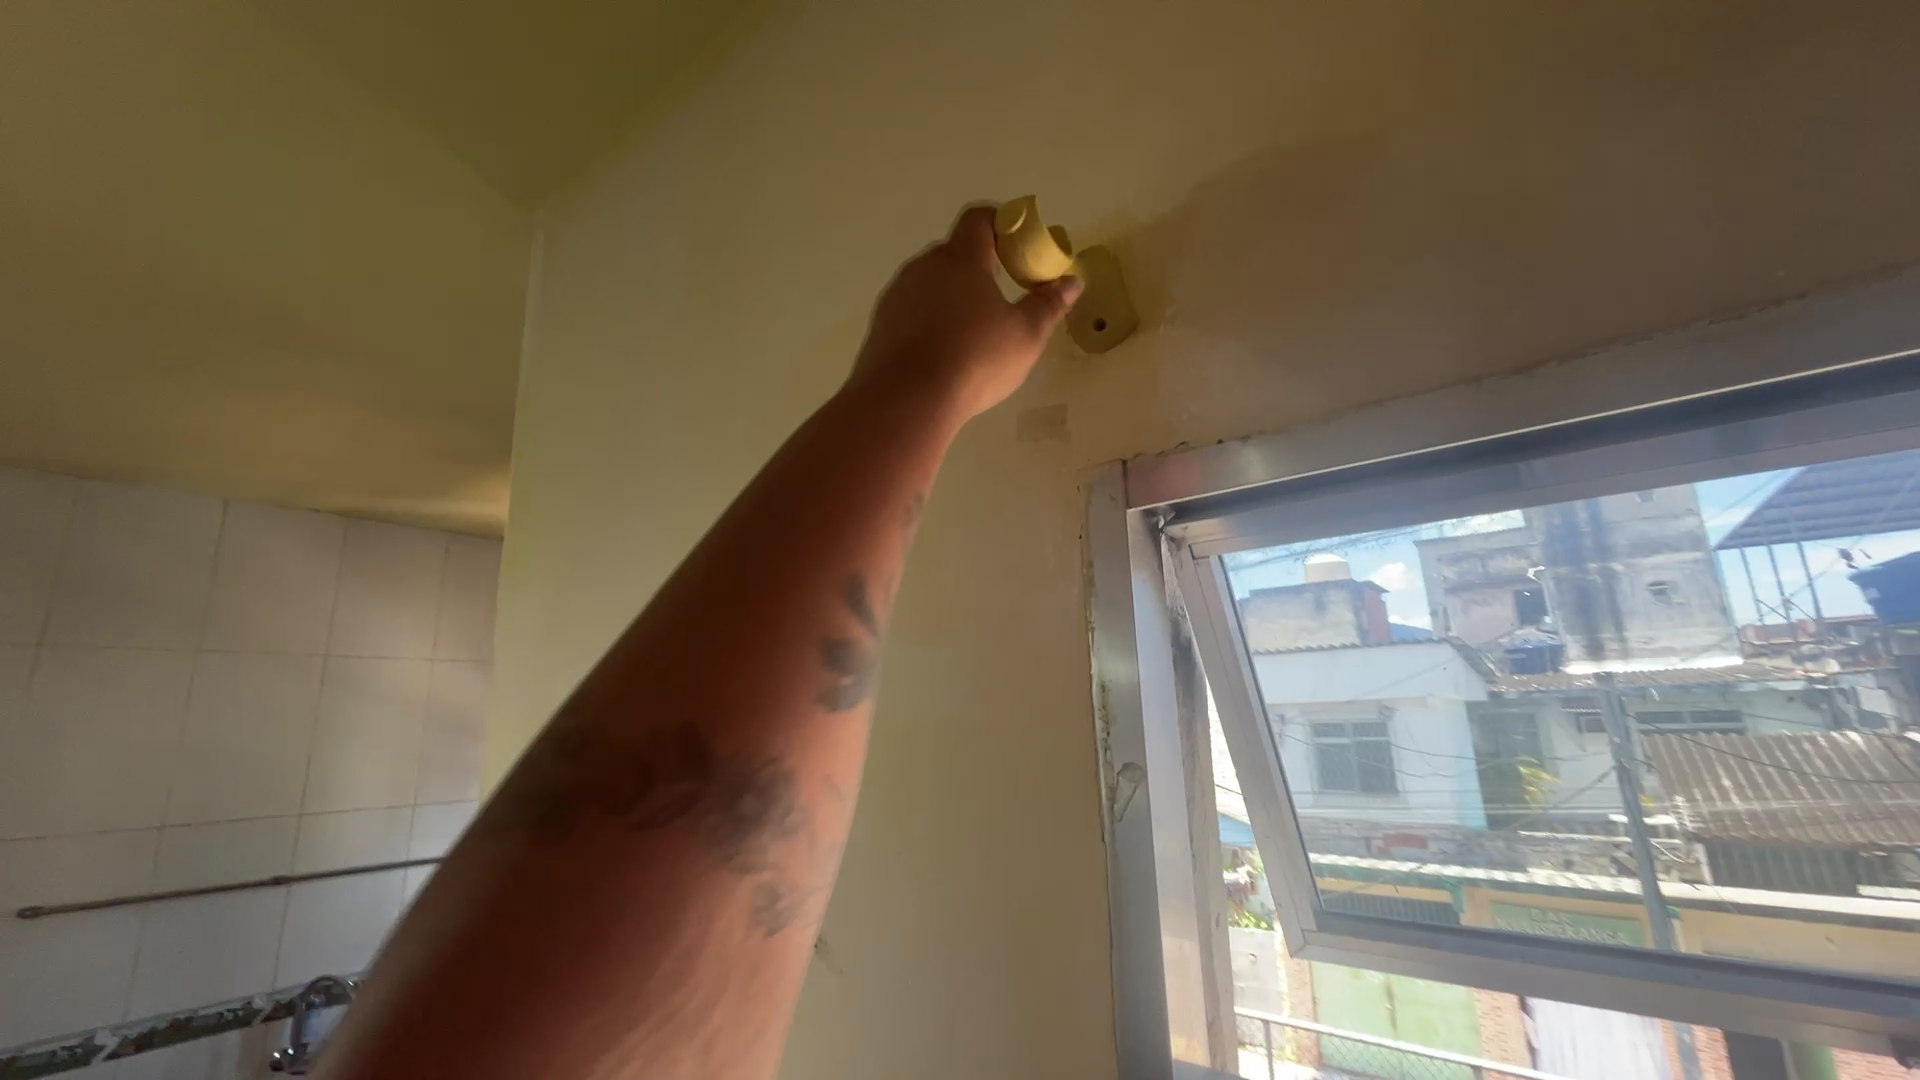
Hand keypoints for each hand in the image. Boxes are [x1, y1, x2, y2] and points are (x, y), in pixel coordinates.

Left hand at [850, 205, 1083, 419]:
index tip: (1021, 250)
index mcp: (960, 258)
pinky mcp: (879, 328)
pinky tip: (943, 356)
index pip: (979, 218)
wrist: (905, 400)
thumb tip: (1071, 282)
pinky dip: (929, 325)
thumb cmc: (974, 360)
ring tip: (973, 335)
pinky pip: (911, 314)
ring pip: (929, 286)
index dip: (1003, 225)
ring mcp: (896, 297)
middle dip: (979, 269)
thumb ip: (1048, 305)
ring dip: (952, 300)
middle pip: (954, 254)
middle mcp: (922, 267)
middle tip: (1002, 299)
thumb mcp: (1025, 336)